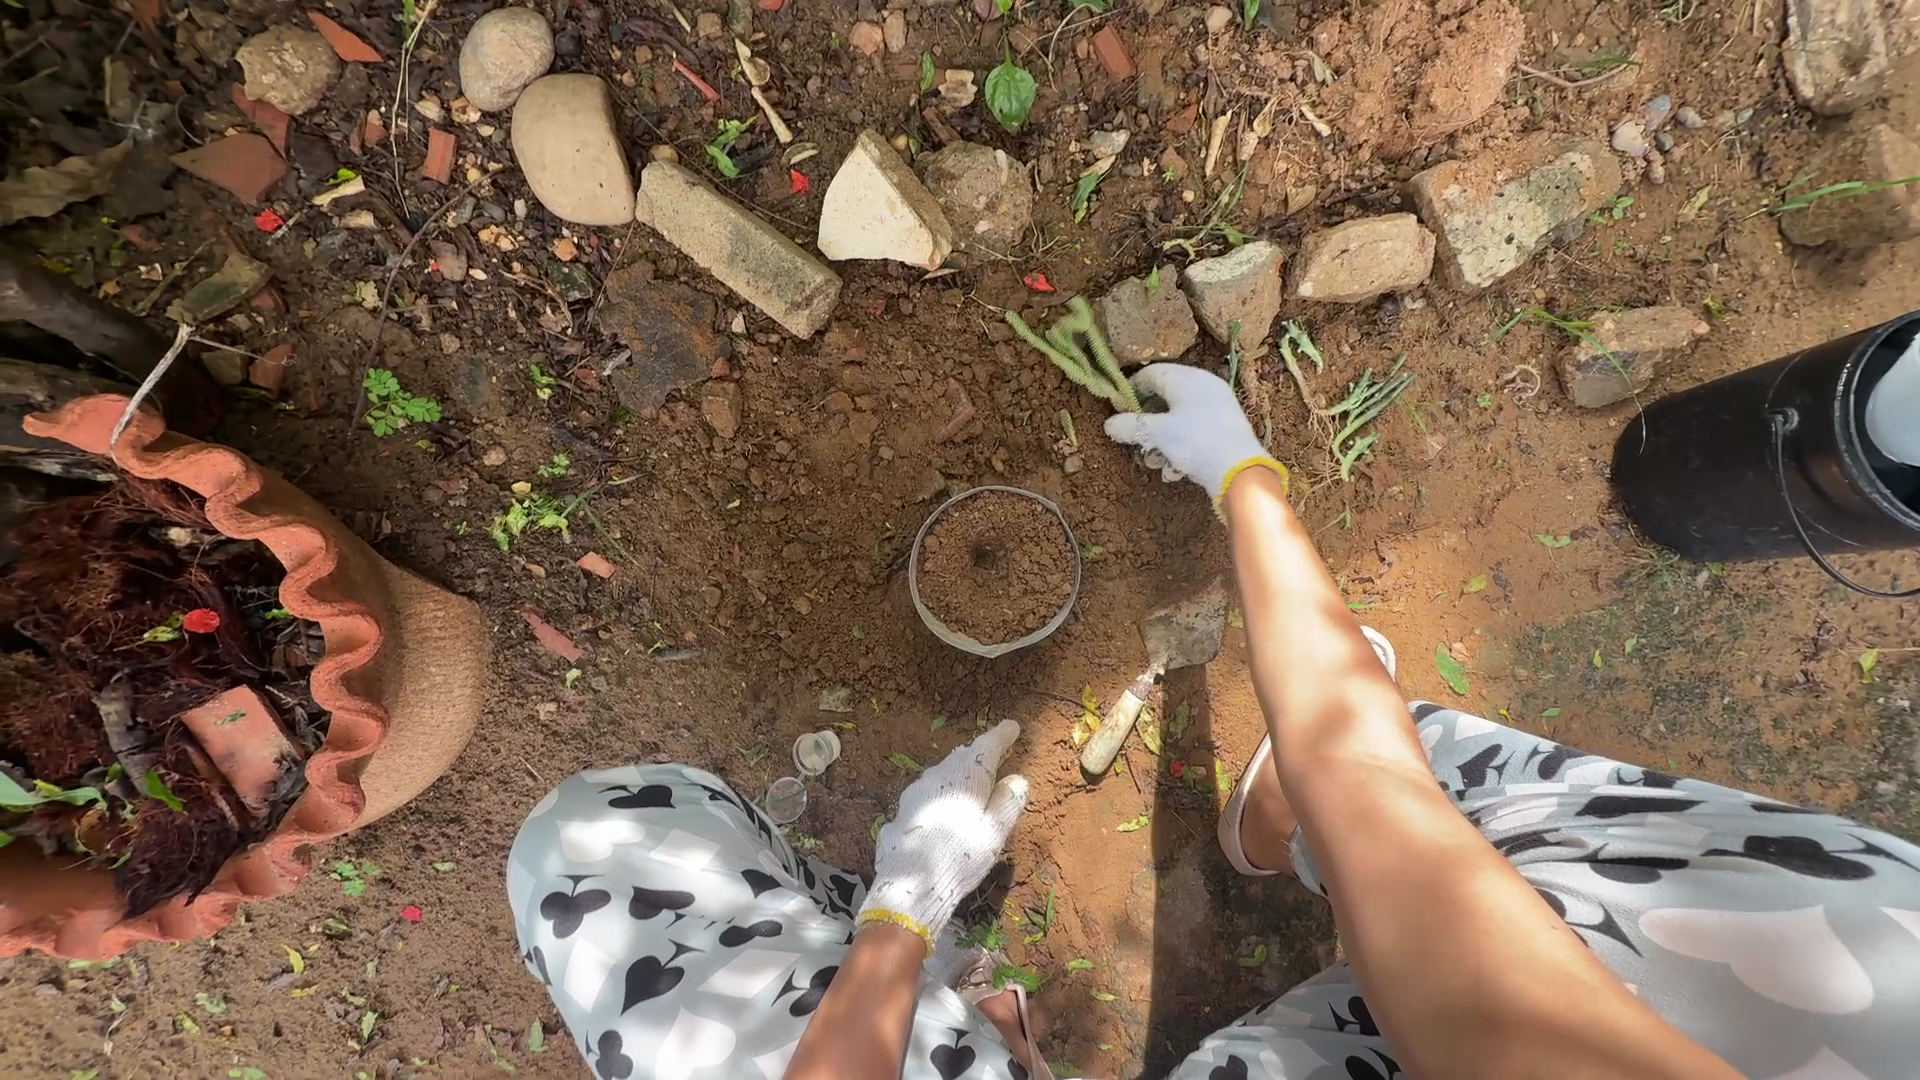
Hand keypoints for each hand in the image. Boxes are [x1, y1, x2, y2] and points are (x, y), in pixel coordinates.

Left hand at [857, 720, 1027, 950]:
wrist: (911, 886)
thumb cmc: (962, 856)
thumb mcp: (995, 832)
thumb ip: (1007, 802)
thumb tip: (1017, 778)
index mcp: (966, 776)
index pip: (987, 746)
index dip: (1001, 736)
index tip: (1012, 727)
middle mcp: (938, 776)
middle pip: (962, 758)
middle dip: (977, 754)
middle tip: (992, 752)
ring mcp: (915, 793)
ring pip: (941, 774)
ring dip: (957, 773)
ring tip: (969, 778)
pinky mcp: (901, 812)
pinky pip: (927, 795)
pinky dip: (940, 794)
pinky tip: (942, 809)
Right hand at [1103, 364, 1283, 503]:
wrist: (1240, 472)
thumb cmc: (1195, 442)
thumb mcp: (1157, 434)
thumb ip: (1130, 426)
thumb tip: (1109, 424)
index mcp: (1188, 378)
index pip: (1150, 373)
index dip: (1130, 391)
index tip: (1118, 411)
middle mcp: (1204, 386)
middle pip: (1163, 398)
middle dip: (1145, 423)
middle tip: (1134, 441)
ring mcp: (1216, 407)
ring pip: (1177, 419)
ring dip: (1160, 441)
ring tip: (1156, 462)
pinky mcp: (1223, 428)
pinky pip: (1192, 432)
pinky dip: (1180, 447)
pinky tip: (1176, 470)